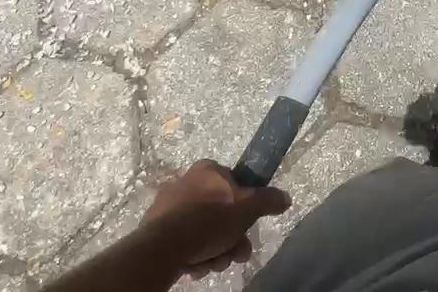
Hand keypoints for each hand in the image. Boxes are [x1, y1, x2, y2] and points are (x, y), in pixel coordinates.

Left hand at [141, 160, 291, 280]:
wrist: (164, 248)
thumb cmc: (210, 219)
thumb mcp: (248, 208)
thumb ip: (268, 200)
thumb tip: (286, 198)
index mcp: (208, 170)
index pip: (232, 183)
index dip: (243, 207)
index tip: (247, 227)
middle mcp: (185, 182)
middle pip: (217, 212)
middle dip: (230, 237)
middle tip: (236, 254)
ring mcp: (166, 207)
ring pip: (200, 229)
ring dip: (214, 249)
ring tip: (216, 265)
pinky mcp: (152, 231)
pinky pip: (181, 241)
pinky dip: (193, 255)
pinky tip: (197, 267)